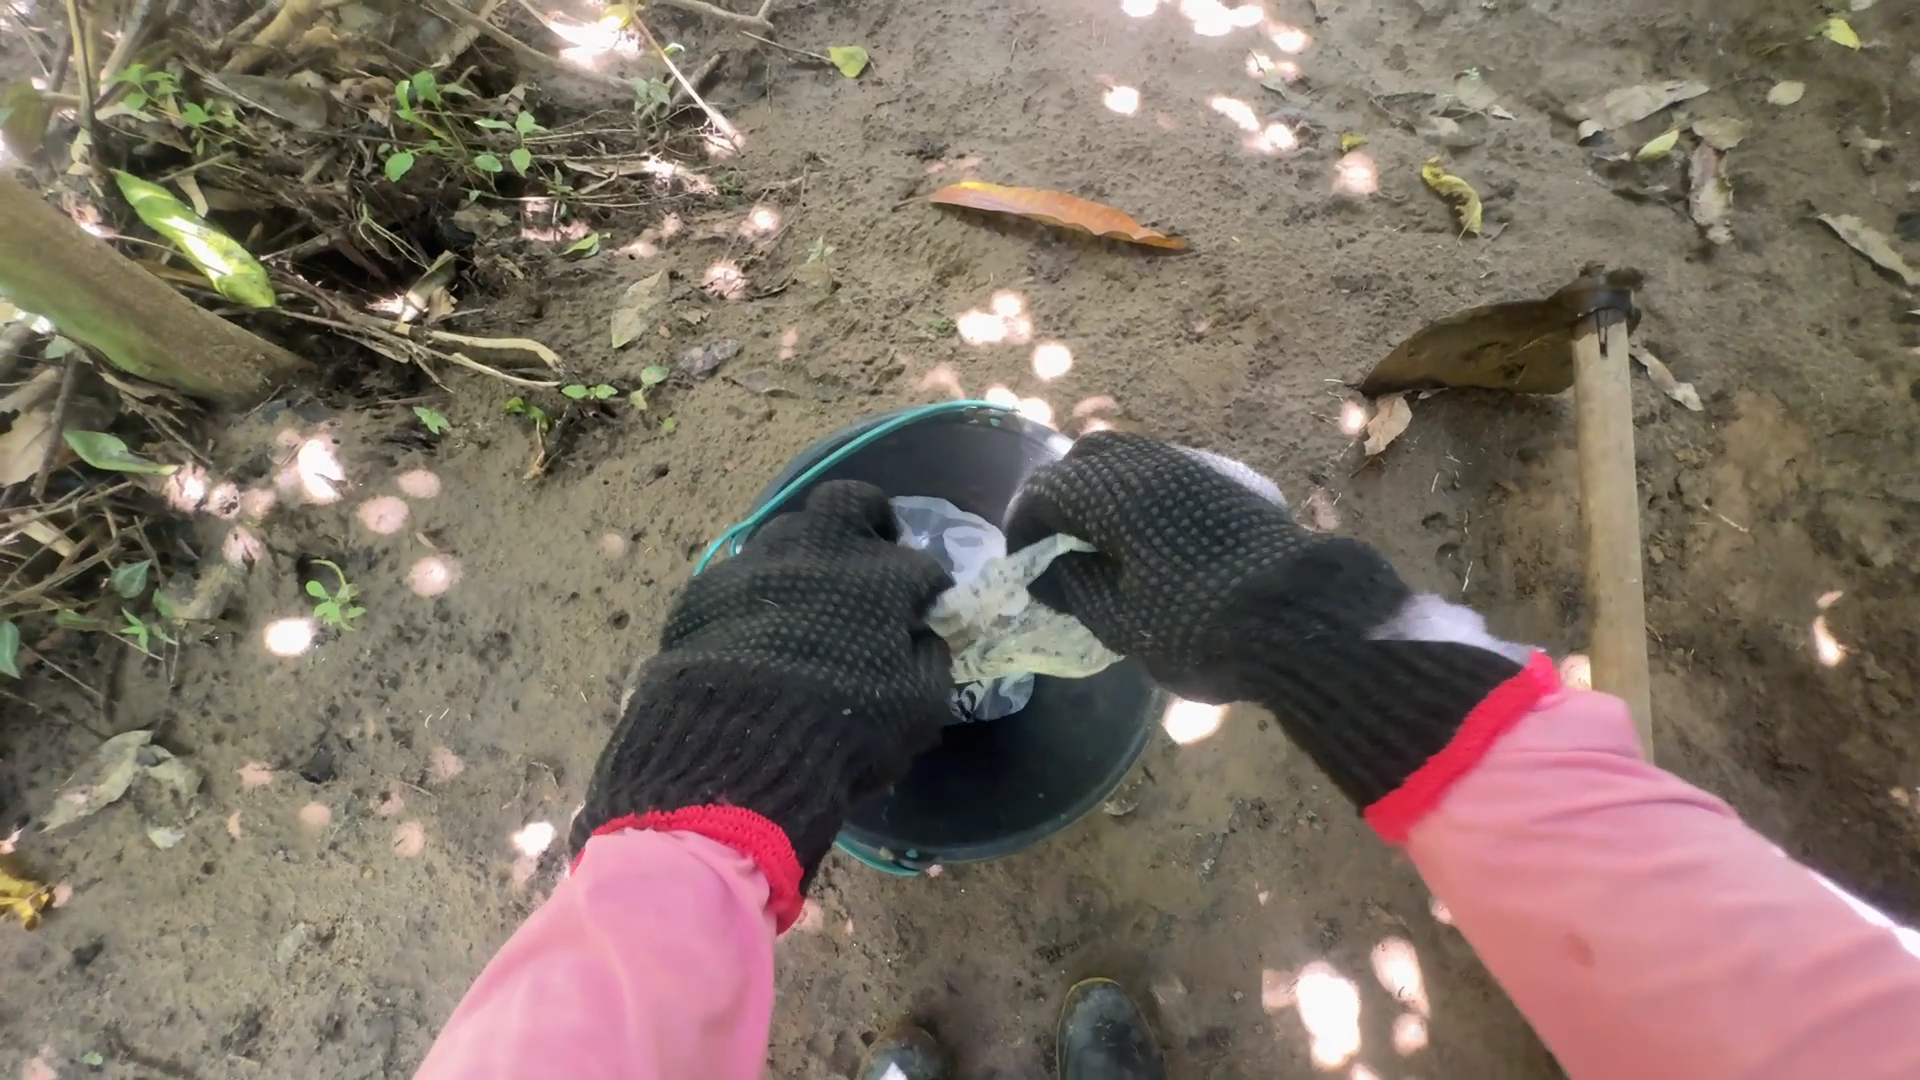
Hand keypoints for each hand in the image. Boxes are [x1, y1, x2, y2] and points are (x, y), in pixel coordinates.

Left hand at [572, 480, 952, 888]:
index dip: (928, 587)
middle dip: (868, 516)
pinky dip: (760, 590)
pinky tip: (756, 623)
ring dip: (808, 552)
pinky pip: (742, 573)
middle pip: (848, 501)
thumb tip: (920, 636)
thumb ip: (928, 659)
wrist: (735, 754)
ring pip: (789, 529)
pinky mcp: (706, 589)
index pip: (921, 565)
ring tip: (808, 590)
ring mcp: (759, 565)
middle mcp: (822, 555)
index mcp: (881, 581)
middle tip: (869, 551)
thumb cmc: (845, 734)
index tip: (926, 605)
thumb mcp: (917, 709)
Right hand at [1005, 432, 1541, 822]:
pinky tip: (1161, 536)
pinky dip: (1146, 492)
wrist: (1305, 619)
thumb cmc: (1199, 627)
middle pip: (1085, 456)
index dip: (1023, 526)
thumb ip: (1074, 585)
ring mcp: (1196, 464)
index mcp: (1111, 495)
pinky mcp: (1232, 476)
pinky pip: (1171, 469)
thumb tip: (1050, 569)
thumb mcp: (1120, 623)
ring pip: (1132, 454)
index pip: (1045, 491)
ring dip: (1105, 488)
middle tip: (1060, 540)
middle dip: (1062, 494)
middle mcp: (1150, 464)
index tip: (1022, 562)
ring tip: (1107, 536)